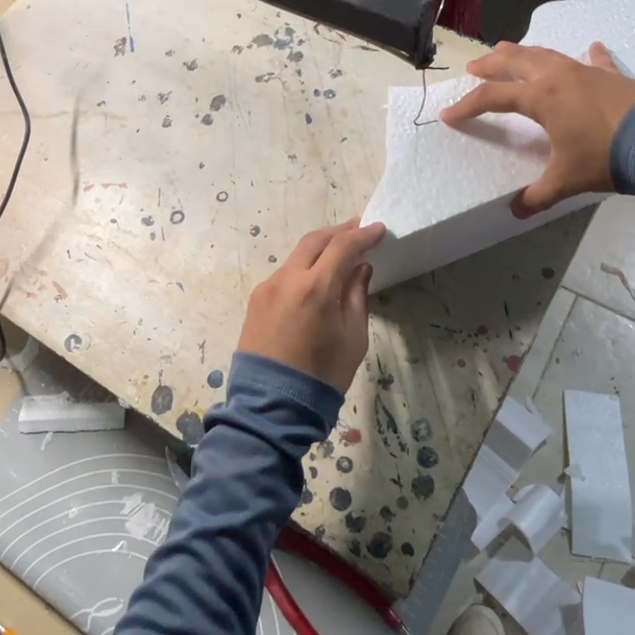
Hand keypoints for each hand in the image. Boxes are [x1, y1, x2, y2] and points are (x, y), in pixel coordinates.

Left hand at [237, 218, 385, 391]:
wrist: (272, 405)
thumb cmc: (322, 375)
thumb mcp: (352, 338)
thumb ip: (357, 297)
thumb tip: (360, 269)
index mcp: (316, 287)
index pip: (342, 247)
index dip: (363, 235)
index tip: (378, 228)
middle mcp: (287, 279)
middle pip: (314, 241)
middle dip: (338, 232)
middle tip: (358, 229)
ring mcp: (267, 288)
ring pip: (296, 257)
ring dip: (318, 249)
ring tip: (338, 252)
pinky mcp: (256, 301)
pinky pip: (284, 275)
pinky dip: (303, 268)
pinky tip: (315, 277)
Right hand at [440, 41, 634, 217]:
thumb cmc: (605, 156)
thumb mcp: (567, 180)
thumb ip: (539, 195)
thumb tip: (517, 211)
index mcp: (540, 98)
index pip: (492, 97)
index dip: (467, 106)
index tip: (449, 114)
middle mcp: (557, 77)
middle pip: (515, 61)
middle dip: (491, 63)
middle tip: (474, 65)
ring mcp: (586, 71)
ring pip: (547, 54)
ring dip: (524, 52)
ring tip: (509, 50)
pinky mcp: (612, 75)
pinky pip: (595, 60)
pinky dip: (589, 54)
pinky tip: (592, 46)